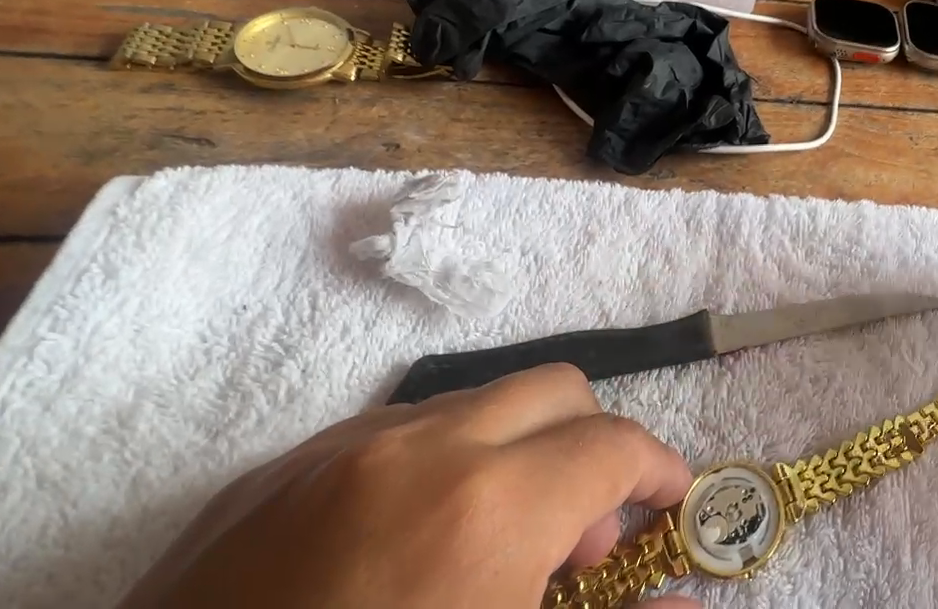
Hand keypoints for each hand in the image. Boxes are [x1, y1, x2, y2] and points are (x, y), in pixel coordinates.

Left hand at [119, 364, 695, 608]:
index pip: (614, 446)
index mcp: (487, 507)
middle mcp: (419, 448)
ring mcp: (333, 452)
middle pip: (556, 390)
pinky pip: (392, 431)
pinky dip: (439, 462)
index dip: (660, 470)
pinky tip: (408, 548)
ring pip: (475, 402)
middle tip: (586, 535)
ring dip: (517, 450)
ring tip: (495, 543)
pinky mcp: (266, 477)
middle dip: (595, 444)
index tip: (671, 504)